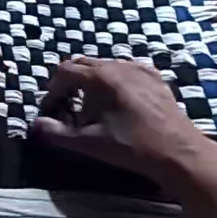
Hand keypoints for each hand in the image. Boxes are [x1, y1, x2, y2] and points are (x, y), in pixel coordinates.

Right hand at [31, 56, 216, 189]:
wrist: (179, 153)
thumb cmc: (132, 147)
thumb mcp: (89, 143)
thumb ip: (58, 133)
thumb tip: (36, 125)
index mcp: (99, 77)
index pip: (64, 71)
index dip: (53, 90)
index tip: (53, 110)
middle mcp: (118, 65)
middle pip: (83, 64)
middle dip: (70, 84)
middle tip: (68, 107)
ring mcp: (139, 69)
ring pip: (104, 66)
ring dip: (91, 82)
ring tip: (93, 108)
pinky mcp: (154, 77)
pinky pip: (125, 70)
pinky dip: (114, 81)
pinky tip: (119, 102)